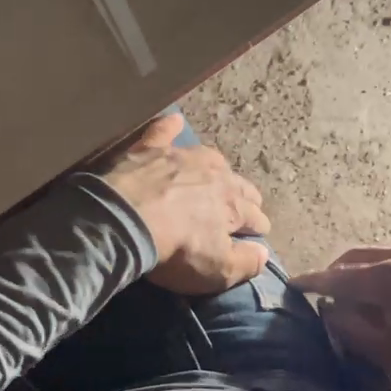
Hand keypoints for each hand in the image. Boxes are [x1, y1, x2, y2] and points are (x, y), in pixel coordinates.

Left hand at [101, 113, 270, 294]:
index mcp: (233, 205)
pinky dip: (169, 127)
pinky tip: (174, 120)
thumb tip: (264, 254)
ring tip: (218, 177)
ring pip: (211, 159)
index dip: (257, 228)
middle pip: (239, 185)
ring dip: (218, 169)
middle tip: (243, 208)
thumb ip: (246, 263)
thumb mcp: (217, 270)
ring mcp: (183, 158)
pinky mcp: (151, 150)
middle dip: (245, 198)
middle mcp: (216, 174)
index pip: (255, 217)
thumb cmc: (177, 250)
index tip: (256, 236)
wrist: (126, 222)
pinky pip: (163, 132)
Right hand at [291, 246, 390, 390]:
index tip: (292, 285)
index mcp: (388, 277)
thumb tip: (330, 310)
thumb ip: (352, 328)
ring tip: (360, 299)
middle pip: (357, 257)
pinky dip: (388, 272)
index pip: (336, 276)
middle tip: (326, 297)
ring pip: (382, 256)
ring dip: (363, 273)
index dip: (312, 282)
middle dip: (336, 274)